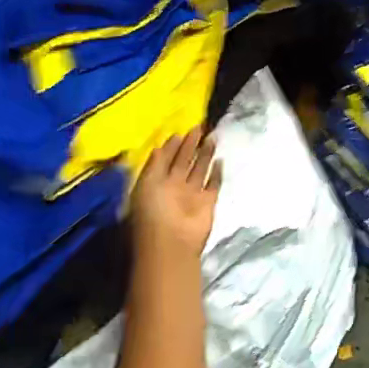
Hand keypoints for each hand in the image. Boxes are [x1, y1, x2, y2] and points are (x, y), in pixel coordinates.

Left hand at [130, 130, 219, 263]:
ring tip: (212, 137)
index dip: (171, 145)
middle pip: (183, 161)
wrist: (172, 242)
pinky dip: (217, 174)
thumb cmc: (154, 210)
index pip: (165, 158)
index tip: (180, 130)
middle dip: (190, 144)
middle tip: (200, 126)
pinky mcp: (207, 202)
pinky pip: (213, 184)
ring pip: (199, 169)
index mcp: (156, 181)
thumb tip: (161, 145)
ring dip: (205, 154)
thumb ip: (156, 163)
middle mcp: (174, 186)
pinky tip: (221, 161)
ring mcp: (191, 194)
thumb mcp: (148, 182)